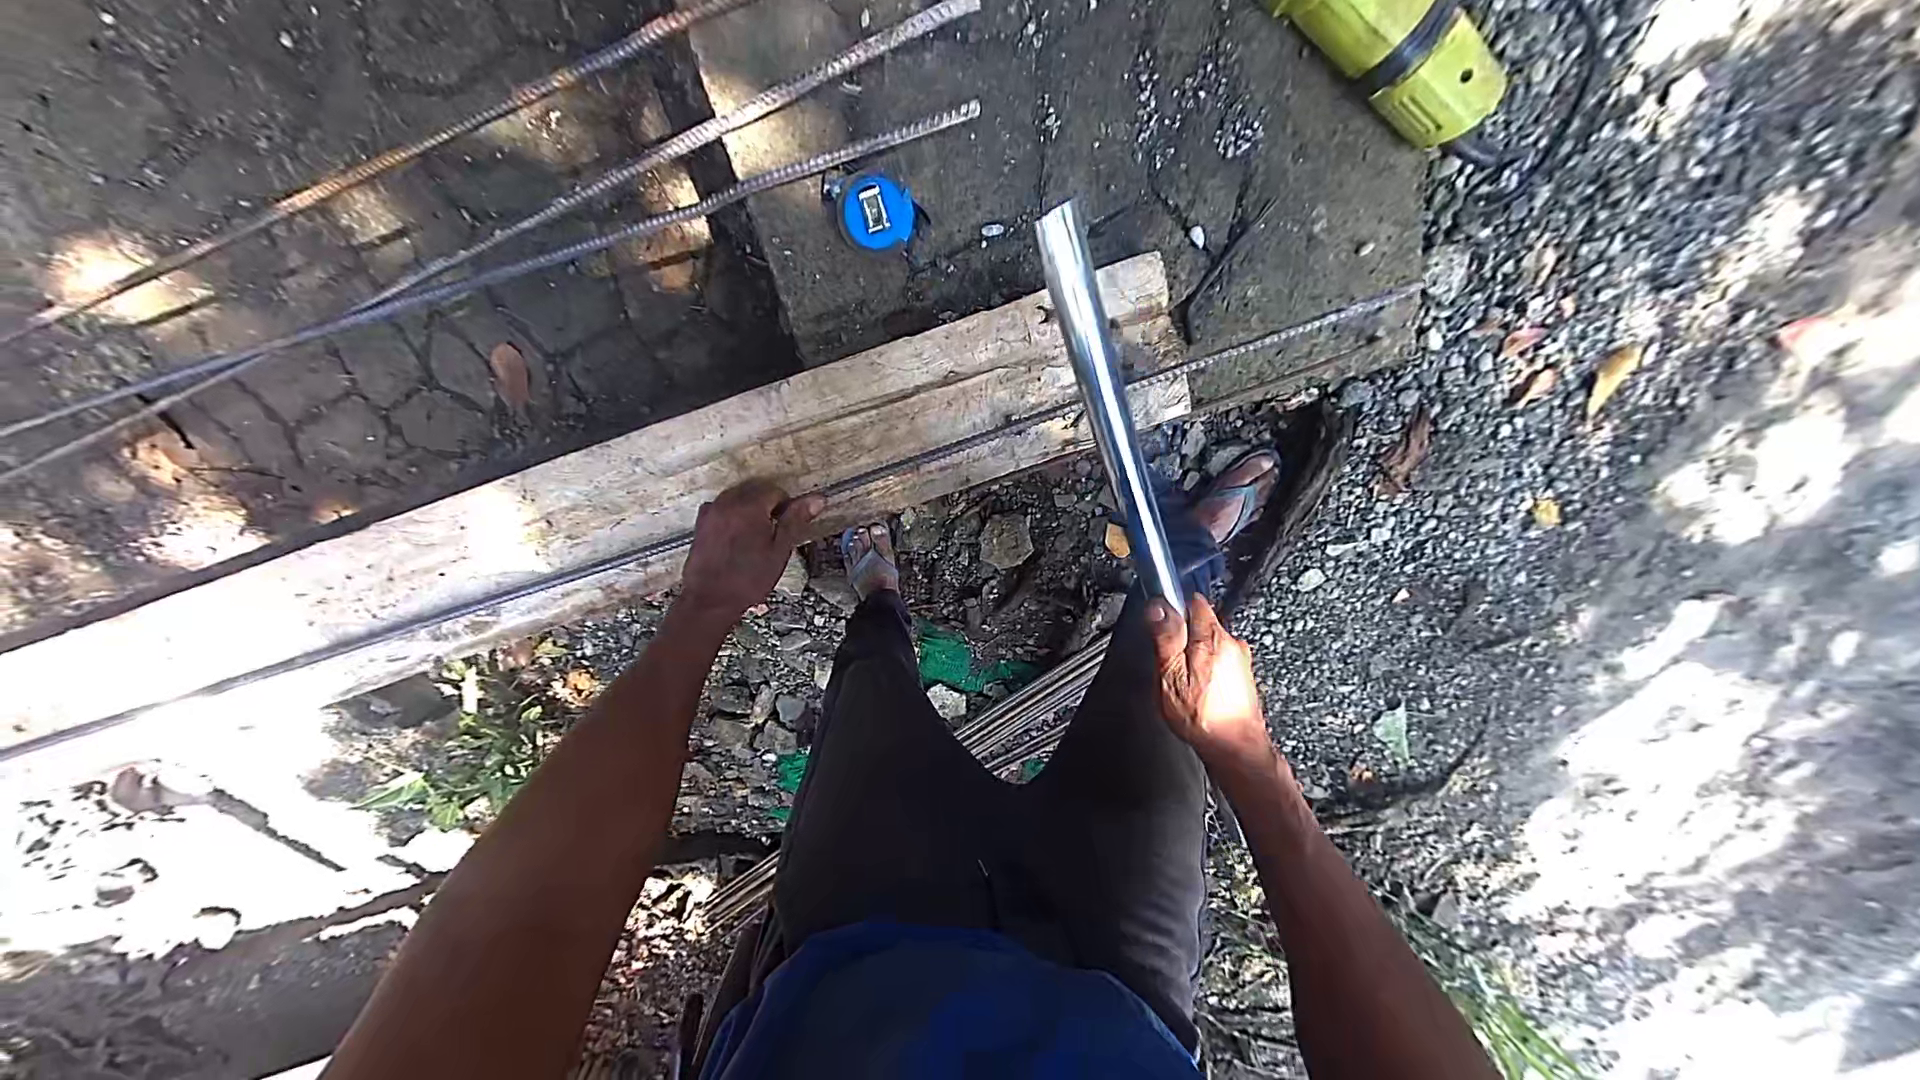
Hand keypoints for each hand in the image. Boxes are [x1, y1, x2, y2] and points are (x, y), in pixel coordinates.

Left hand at [674, 480, 823, 627]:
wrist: (711, 600)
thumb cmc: (747, 579)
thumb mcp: (780, 549)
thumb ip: (795, 520)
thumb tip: (816, 500)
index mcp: (749, 507)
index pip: (775, 491)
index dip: (786, 507)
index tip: (787, 525)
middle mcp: (727, 503)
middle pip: (755, 490)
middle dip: (768, 505)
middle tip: (775, 531)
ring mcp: (711, 512)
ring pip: (738, 498)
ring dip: (750, 509)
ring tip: (757, 536)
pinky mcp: (701, 524)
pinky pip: (722, 508)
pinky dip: (733, 516)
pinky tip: (738, 538)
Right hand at [1146, 593, 1279, 775]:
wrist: (1234, 749)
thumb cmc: (1203, 717)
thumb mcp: (1170, 674)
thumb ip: (1165, 637)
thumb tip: (1158, 607)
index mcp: (1212, 637)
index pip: (1192, 601)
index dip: (1172, 608)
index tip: (1161, 624)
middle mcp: (1232, 643)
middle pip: (1200, 622)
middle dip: (1182, 635)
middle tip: (1168, 661)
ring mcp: (1240, 660)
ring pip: (1209, 643)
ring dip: (1194, 654)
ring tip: (1182, 679)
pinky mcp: (1242, 676)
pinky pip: (1218, 660)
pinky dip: (1206, 668)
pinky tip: (1197, 689)